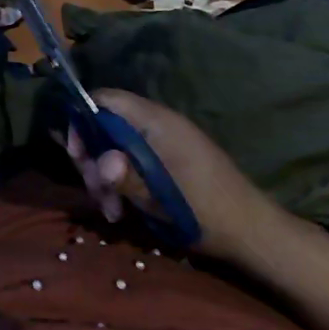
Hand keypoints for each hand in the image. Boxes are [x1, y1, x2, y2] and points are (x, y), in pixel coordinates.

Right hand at [62, 89, 276, 260]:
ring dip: (106, 177)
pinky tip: (123, 210)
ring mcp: (165, 142)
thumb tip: (99, 163)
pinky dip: (122, 181)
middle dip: (93, 158)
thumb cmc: (207, 212)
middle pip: (106, 125)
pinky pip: (134, 160)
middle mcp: (159, 124)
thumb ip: (127, 178)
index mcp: (158, 123)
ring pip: (116, 147)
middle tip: (97, 193)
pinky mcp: (169, 160)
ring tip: (113, 212)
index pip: (107, 99)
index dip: (83, 120)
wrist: (251, 230)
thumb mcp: (162, 200)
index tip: (77, 155)